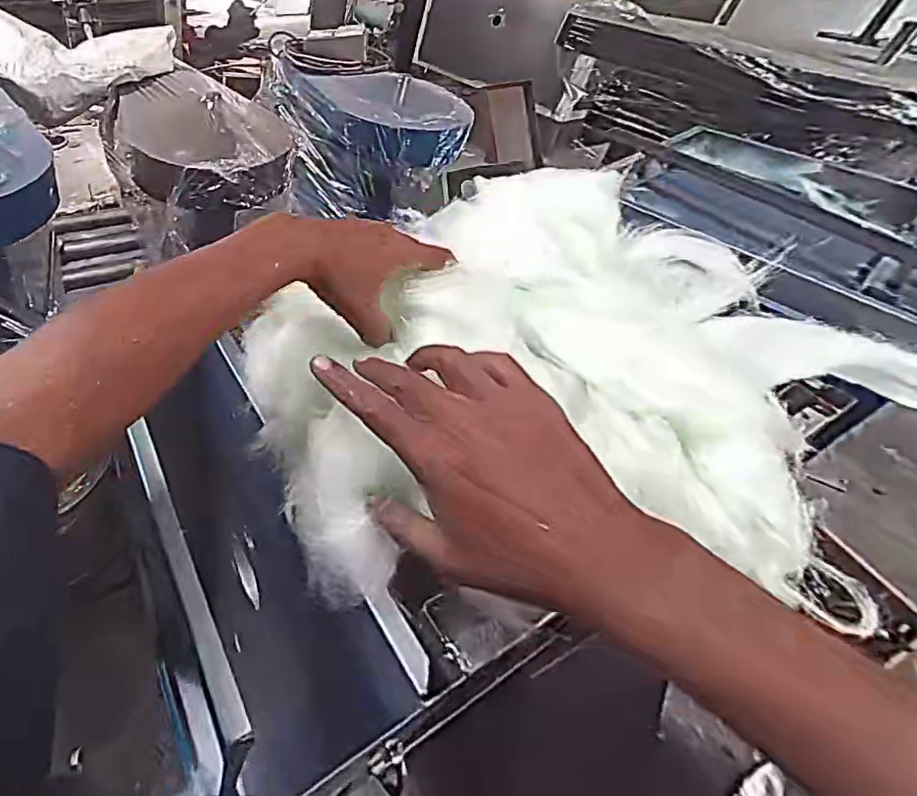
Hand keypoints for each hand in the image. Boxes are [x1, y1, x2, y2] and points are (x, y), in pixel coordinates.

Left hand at [274, 215, 451, 345]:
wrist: (298, 247)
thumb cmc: (335, 275)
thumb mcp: (361, 312)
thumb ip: (378, 331)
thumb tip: (385, 342)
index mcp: (400, 251)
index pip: (435, 255)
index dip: (446, 263)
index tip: (453, 266)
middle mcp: (386, 234)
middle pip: (413, 245)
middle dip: (420, 258)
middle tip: (424, 271)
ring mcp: (365, 226)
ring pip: (389, 239)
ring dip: (393, 252)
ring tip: (393, 267)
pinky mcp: (345, 226)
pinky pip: (367, 237)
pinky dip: (370, 249)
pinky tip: (360, 261)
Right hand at [311, 345, 694, 622]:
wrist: (592, 547)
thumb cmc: (518, 557)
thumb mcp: (448, 557)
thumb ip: (402, 527)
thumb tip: (376, 506)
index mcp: (433, 455)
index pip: (375, 409)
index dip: (342, 384)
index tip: (324, 365)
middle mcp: (461, 418)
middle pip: (406, 379)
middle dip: (376, 369)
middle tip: (363, 366)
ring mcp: (500, 403)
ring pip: (450, 360)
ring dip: (423, 359)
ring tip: (414, 366)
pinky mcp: (533, 399)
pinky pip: (495, 362)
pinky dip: (474, 360)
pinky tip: (470, 369)